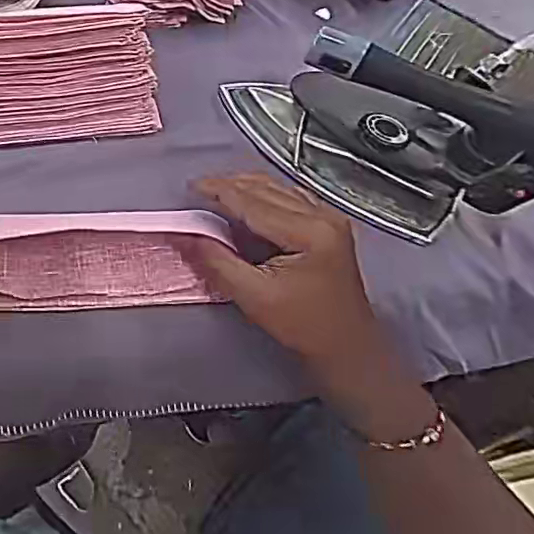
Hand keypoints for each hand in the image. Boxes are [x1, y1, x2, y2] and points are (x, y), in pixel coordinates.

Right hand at [189, 173, 430, 436]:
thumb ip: (216, 261)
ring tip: (213, 192)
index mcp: (309, 231)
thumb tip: (185, 234)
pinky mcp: (328, 224)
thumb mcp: (253, 297)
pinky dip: (262, 194)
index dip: (218, 192)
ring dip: (244, 187)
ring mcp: (328, 217)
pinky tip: (244, 200)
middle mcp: (323, 215)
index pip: (253, 201)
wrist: (348, 347)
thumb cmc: (303, 326)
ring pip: (277, 188)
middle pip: (265, 189)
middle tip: (195, 190)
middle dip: (228, 186)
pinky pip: (288, 197)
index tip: (189, 188)